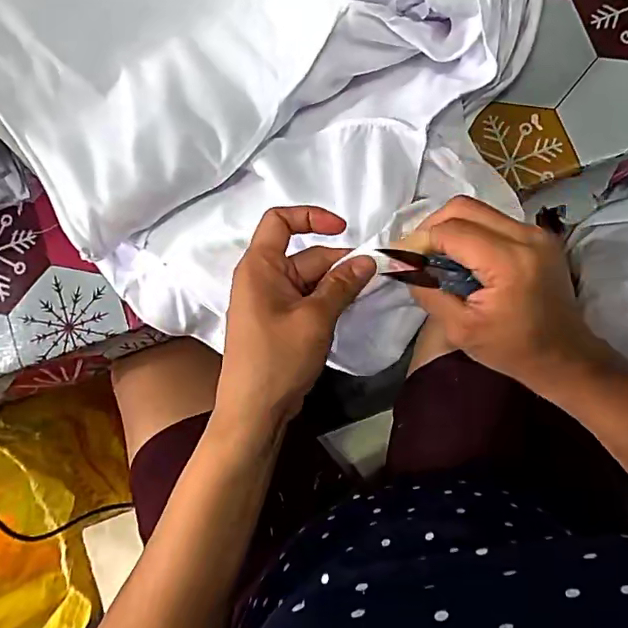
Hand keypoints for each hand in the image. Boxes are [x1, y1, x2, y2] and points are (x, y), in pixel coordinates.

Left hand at [216, 207, 376, 428]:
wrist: (253, 411)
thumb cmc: (277, 359)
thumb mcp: (315, 318)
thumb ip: (342, 285)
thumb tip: (367, 260)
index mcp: (259, 266)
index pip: (279, 221)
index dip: (311, 216)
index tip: (344, 228)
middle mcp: (260, 278)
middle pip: (304, 254)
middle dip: (338, 262)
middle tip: (373, 276)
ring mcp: (268, 302)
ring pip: (308, 279)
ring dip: (335, 285)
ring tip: (363, 296)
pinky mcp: (276, 322)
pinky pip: (304, 300)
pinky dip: (325, 302)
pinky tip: (345, 312)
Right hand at [402, 195, 619, 394]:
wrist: (565, 357)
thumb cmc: (512, 350)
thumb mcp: (460, 329)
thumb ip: (428, 291)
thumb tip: (402, 266)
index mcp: (509, 261)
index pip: (450, 231)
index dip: (419, 241)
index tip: (401, 260)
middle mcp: (526, 236)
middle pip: (463, 207)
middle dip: (431, 227)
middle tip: (415, 253)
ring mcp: (536, 233)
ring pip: (478, 210)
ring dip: (450, 228)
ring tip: (435, 256)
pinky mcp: (539, 237)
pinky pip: (493, 220)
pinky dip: (469, 232)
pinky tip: (460, 258)